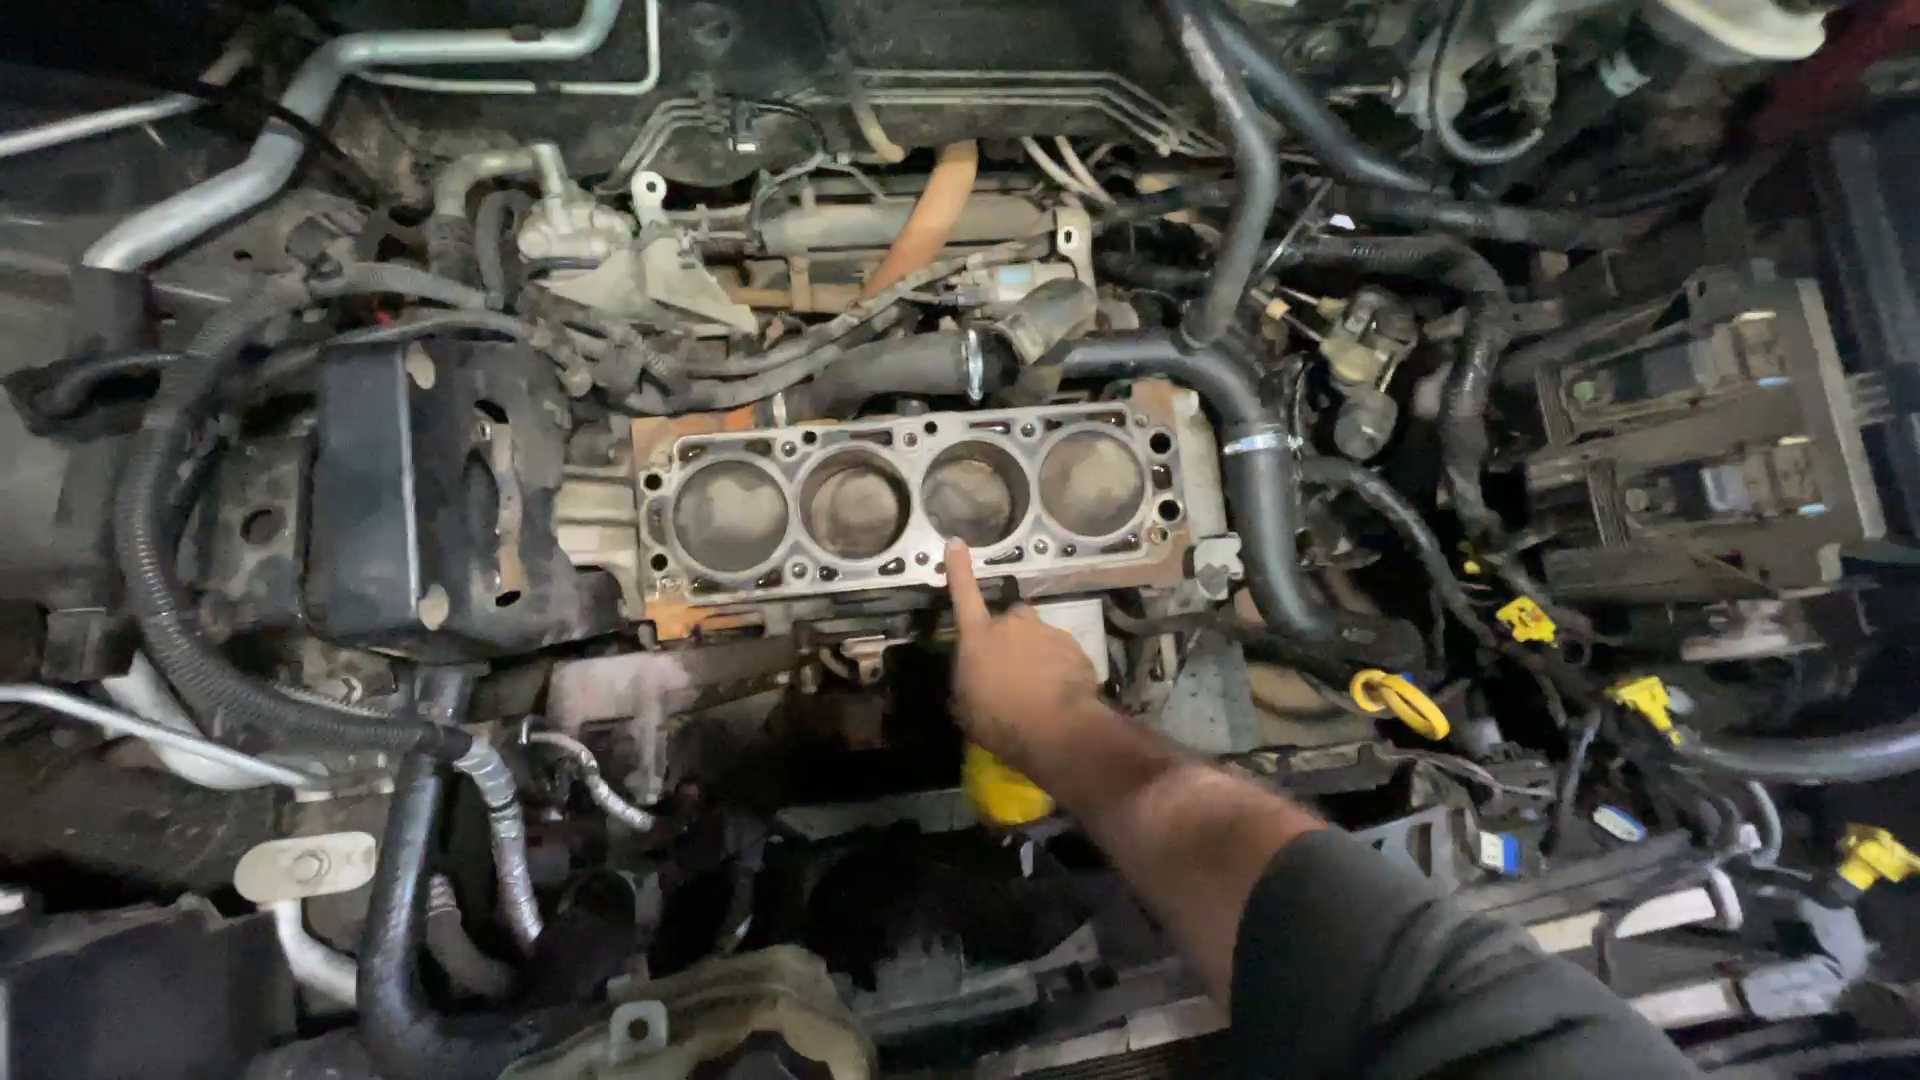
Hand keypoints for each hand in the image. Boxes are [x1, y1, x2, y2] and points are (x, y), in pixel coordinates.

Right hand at [945, 538, 1100, 762]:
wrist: (1056, 728)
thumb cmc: (999, 720)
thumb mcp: (965, 707)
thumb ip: (966, 680)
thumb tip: (970, 676)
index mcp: (978, 636)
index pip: (964, 594)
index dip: (958, 569)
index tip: (956, 542)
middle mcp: (1012, 624)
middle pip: (1010, 620)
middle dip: (1011, 637)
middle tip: (1012, 670)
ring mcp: (1046, 631)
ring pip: (1038, 636)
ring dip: (1036, 653)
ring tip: (1038, 686)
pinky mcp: (1074, 645)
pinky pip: (1062, 652)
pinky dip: (1060, 666)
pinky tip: (1060, 691)